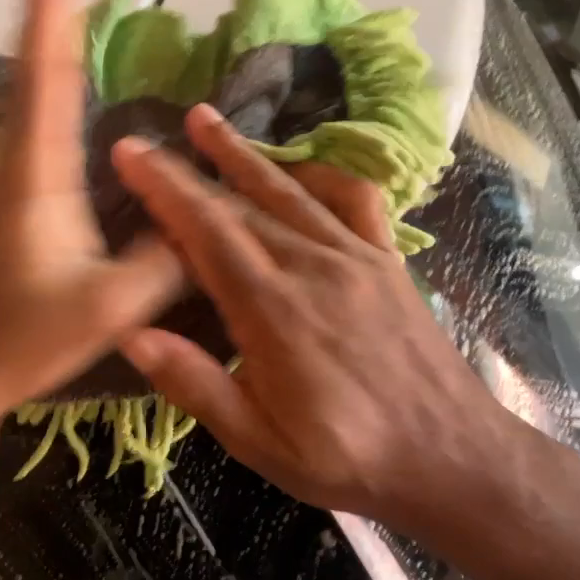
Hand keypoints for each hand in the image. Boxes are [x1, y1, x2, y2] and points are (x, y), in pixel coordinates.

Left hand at [0, 0, 182, 423]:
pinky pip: (33, 138)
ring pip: (28, 106)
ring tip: (65, 4)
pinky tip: (63, 100)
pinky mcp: (5, 214)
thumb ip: (161, 260)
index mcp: (34, 179)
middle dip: (48, 12)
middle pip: (32, 75)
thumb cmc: (15, 343)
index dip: (52, 7)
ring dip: (45, 51)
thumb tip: (201, 220)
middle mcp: (13, 172)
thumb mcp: (105, 307)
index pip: (46, 76)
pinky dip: (48, 99)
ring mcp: (4, 193)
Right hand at [112, 106, 529, 527]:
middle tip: (144, 139)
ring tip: (206, 120)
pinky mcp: (386, 263)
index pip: (206, 232)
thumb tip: (131, 333)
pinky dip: (318, 175)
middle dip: (186, 168)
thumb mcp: (256, 440)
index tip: (128, 153)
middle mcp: (312, 269)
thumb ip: (194, 384)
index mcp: (271, 311)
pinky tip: (296, 168)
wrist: (450, 460)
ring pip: (289, 191)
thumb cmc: (343, 457)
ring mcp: (355, 259)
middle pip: (239, 203)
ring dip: (243, 153)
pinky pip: (351, 201)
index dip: (164, 188)